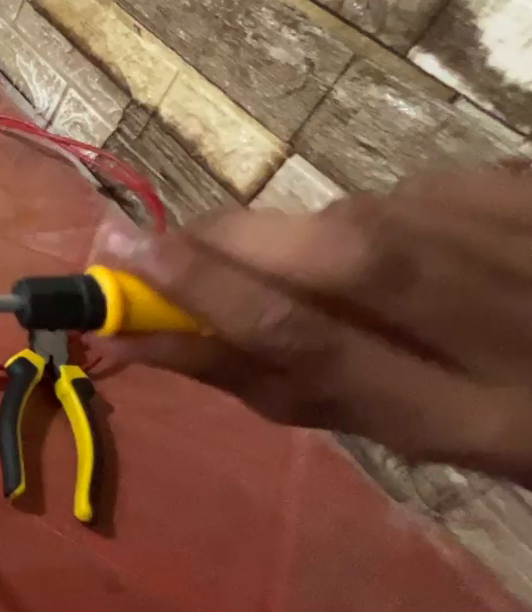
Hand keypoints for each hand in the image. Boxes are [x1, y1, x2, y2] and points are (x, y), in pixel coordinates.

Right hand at [94, 163, 531, 482]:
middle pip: (340, 254)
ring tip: (355, 270)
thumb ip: (253, 378)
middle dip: (238, 241)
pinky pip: (425, 187)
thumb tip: (119, 337)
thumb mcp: (378, 424)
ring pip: (368, 214)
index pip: (303, 338)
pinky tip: (434, 245)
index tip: (120, 247)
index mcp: (463, 419)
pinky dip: (395, 214)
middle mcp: (514, 333)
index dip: (201, 286)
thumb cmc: (490, 417)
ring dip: (320, 235)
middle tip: (189, 245)